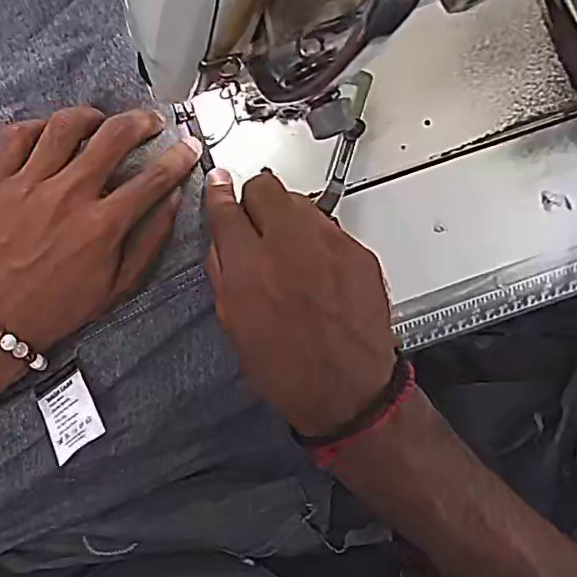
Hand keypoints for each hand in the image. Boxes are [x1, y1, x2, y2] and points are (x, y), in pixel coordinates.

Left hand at [0, 106, 200, 407]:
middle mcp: (67, 197)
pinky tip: (51, 133)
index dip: (178, 157)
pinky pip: (16, 136)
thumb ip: (150, 241)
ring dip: (92, 115)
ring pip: (65, 125)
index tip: (187, 148)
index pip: (152, 177)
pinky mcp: (0, 184)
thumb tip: (171, 203)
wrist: (1, 317)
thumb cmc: (59, 305)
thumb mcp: (118, 285)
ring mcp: (30, 186)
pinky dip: (37, 125)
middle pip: (114, 136)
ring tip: (101, 120)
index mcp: (101, 225)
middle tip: (150, 122)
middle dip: (142, 121)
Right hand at [203, 168, 396, 436]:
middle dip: (253, 198)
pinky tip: (316, 266)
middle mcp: (289, 247)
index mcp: (249, 268)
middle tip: (254, 218)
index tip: (217, 185)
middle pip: (264, 186)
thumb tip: (220, 242)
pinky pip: (330, 226)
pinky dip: (318, 238)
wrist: (347, 391)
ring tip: (288, 248)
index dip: (217, 193)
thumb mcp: (234, 324)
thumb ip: (222, 273)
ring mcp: (329, 246)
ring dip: (287, 216)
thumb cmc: (289, 369)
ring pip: (300, 200)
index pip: (225, 207)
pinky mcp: (359, 253)